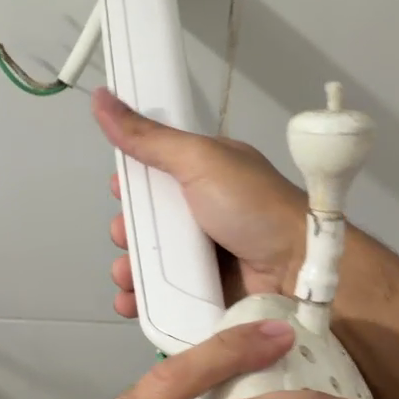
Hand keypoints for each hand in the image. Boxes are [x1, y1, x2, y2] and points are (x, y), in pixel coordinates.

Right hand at [93, 88, 308, 317]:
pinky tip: (130, 301)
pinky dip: (142, 301)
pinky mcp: (205, 293)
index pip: (156, 175)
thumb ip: (149, 138)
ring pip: (151, 263)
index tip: (118, 192)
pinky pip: (164, 298)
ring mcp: (205, 257)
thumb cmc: (252, 207)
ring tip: (126, 278)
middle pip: (148, 223)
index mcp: (207, 175)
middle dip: (127, 232)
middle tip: (125, 238)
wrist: (297, 269)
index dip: (132, 185)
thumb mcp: (200, 160)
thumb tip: (101, 97)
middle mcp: (204, 215)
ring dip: (129, 270)